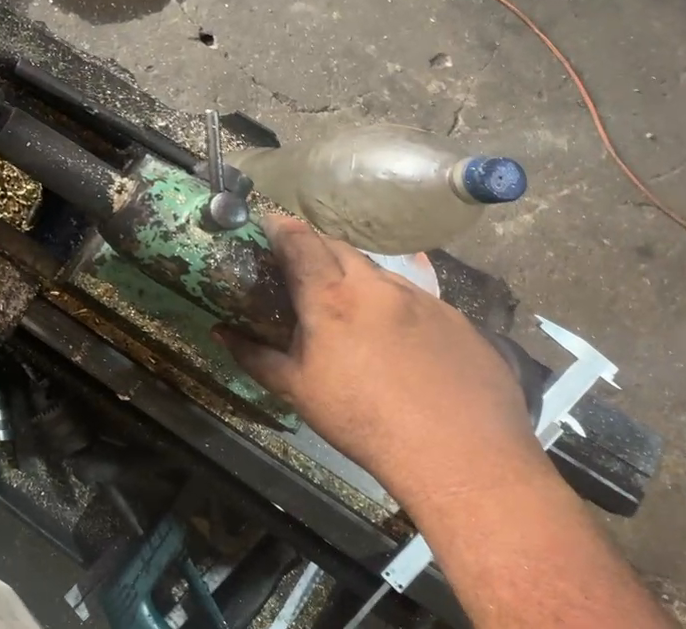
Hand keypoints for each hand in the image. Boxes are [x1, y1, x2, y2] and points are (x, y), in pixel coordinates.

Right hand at [218, 216, 547, 508]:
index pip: (300, 241)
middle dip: (317, 249)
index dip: (281, 227)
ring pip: (381, 273)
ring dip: (358, 278)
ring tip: (351, 307)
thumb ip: (254, 355)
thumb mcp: (296, 389)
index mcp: (331, 297)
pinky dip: (397, 307)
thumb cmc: (364, 421)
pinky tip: (399, 341)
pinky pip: (420, 301)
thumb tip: (220, 332)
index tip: (269, 224)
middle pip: (340, 248)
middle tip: (302, 268)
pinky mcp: (462, 323)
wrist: (464, 460)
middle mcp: (378, 287)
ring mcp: (426, 302)